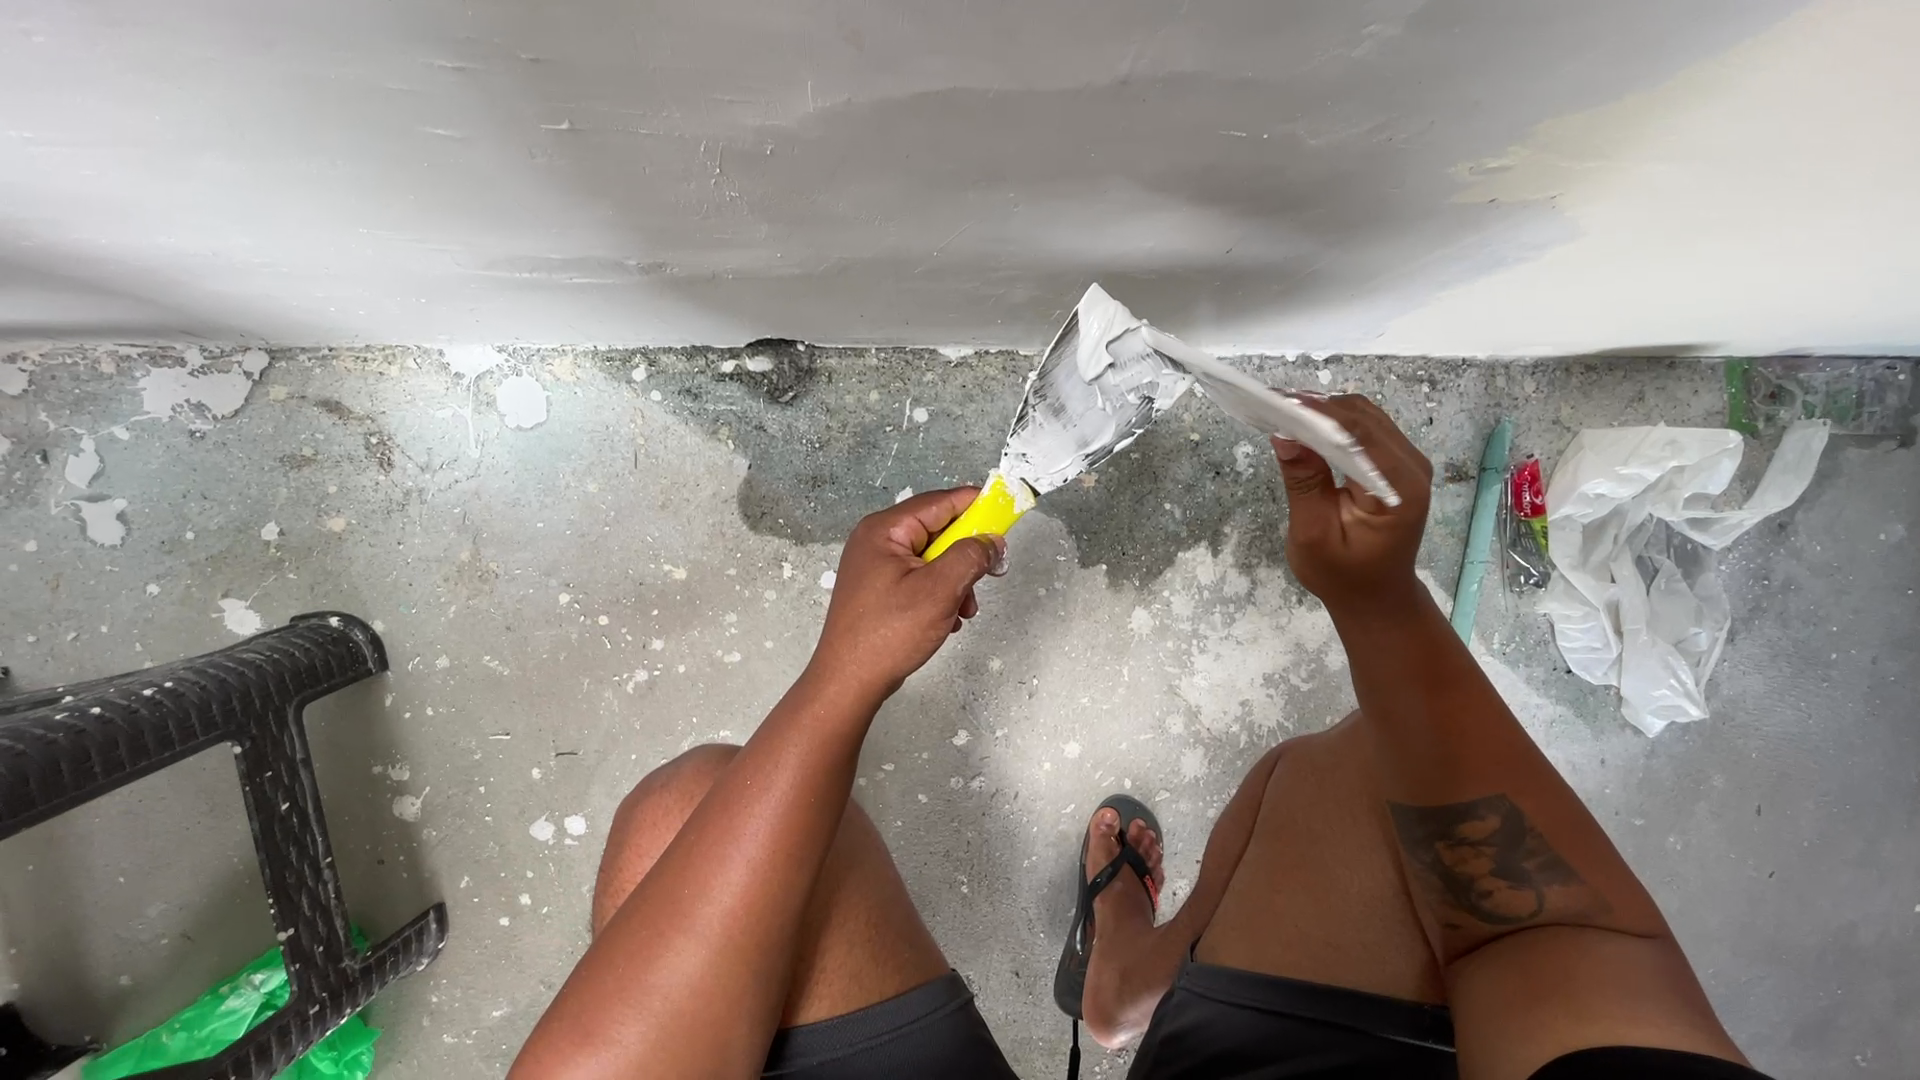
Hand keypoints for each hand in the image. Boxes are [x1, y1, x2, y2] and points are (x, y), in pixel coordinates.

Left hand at [810, 488, 1008, 699]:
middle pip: (937, 531)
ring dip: (956, 581)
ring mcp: (876, 567)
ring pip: (932, 559)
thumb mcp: (939, 590)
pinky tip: (947, 620)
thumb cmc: (888, 633)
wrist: (849, 682)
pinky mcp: (880, 591)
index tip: (1005, 514)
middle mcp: (877, 541)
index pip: (939, 503)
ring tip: (963, 610)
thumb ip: (970, 557)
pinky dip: (940, 595)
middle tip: (989, 573)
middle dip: (966, 555)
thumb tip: (992, 541)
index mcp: (885, 530)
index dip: (975, 506)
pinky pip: (920, 580)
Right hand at [1272, 394, 1432, 613]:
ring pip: (1364, 416)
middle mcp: (1411, 466)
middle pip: (1363, 416)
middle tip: (1272, 404)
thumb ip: (1303, 482)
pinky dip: (1333, 422)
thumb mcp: (1313, 534)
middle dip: (1318, 407)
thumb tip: (1284, 435)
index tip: (1279, 402)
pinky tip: (1305, 425)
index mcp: (1397, 487)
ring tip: (1282, 410)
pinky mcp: (1395, 463)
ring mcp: (1406, 462)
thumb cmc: (1342, 575)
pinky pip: (1365, 429)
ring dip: (1324, 411)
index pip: (1358, 433)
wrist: (1375, 596)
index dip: (1319, 413)